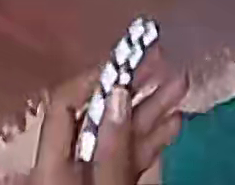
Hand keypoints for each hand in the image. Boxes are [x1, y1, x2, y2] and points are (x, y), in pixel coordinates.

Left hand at [31, 67, 187, 184]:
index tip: (129, 61)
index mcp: (53, 169)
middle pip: (98, 118)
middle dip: (135, 89)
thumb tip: (118, 92)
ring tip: (181, 85)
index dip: (94, 79)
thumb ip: (112, 151)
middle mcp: (70, 171)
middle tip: (166, 64)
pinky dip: (154, 142)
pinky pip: (132, 162)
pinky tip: (175, 123)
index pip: (65, 106)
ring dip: (153, 110)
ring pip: (121, 138)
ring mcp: (93, 184)